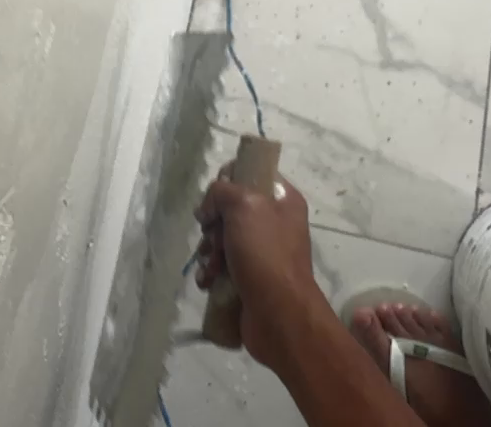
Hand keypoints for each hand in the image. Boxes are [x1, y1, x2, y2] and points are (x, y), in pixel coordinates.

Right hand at [193, 166, 325, 373]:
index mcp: (282, 200)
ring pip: (223, 238)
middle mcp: (274, 222)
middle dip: (214, 224)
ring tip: (211, 265)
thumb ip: (221, 192)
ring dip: (209, 250)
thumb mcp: (244, 205)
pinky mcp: (249, 278)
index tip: (216, 198)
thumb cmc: (266, 254)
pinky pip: (222, 265)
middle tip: (213, 237)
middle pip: (231, 208)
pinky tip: (208, 280)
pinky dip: (211, 272)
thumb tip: (208, 209)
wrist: (279, 317)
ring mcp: (262, 252)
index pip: (251, 173)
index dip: (228, 180)